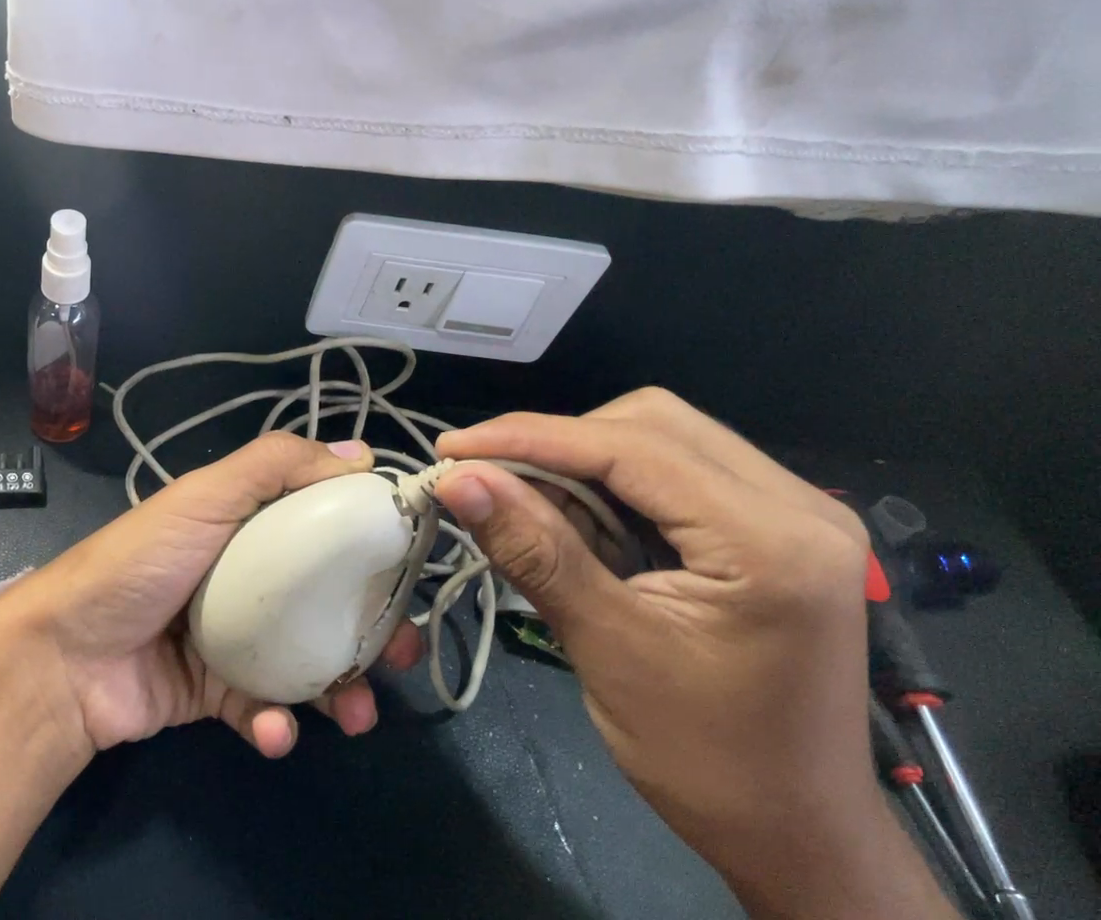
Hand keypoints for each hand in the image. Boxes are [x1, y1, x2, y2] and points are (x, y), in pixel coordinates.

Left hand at [0, 432, 421, 758]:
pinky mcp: (213, 695)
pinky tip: (275, 731)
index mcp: (240, 528)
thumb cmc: (138, 565)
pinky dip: (276, 724)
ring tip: (356, 713)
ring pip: (305, 664)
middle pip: (325, 602)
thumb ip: (274, 467)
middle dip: (372, 631)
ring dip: (340, 691)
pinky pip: (263, 709)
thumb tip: (361, 454)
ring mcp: (229, 641)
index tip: (413, 564)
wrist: (64, 657)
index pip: (320, 529)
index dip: (369, 545)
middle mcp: (241, 580)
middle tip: (404, 652)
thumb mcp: (202, 497)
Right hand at [432, 388, 952, 918]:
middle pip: (654, 423)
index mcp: (772, 540)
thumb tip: (458, 480)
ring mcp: (797, 515)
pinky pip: (681, 472)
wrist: (793, 829)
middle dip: (559, 442)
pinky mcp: (778, 531)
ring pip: (666, 438)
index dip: (532, 438)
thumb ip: (535, 551)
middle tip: (487, 480)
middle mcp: (800, 506)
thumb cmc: (703, 755)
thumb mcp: (607, 647)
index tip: (452, 449)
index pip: (635, 447)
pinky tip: (577, 518)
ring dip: (584, 459)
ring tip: (525, 501)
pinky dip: (615, 483)